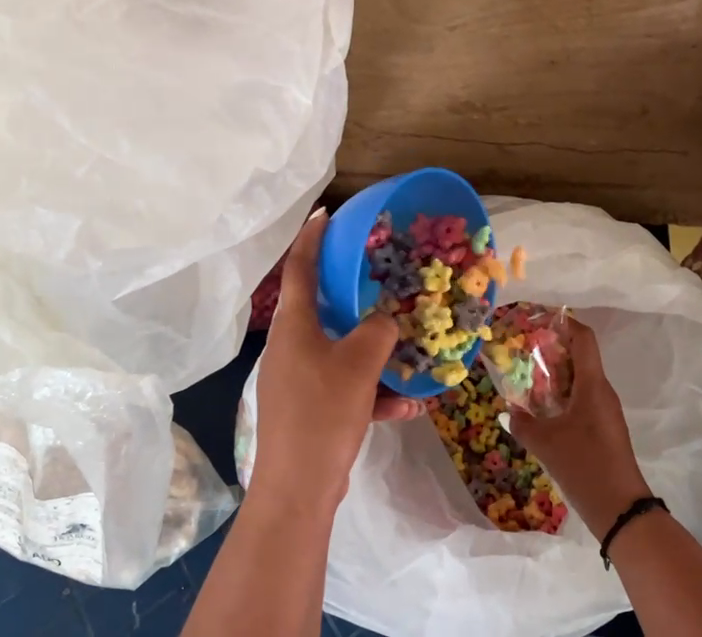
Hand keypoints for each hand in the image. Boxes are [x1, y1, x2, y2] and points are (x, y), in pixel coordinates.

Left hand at [249, 210, 421, 514]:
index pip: (300, 268)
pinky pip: (346, 388)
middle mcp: (291, 347)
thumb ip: (379, 331)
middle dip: (355, 295)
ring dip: (376, 353)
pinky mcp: (309, 411)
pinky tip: (408, 406)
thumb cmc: (323, 412)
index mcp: (294, 326)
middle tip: (383, 277)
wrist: (298, 489)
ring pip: (341, 352)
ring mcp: (298, 381)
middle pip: (324, 309)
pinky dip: (374, 393)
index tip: (326, 213)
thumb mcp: (360, 363)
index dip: (312, 238)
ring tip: (410, 350)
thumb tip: (386, 322)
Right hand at [507, 319, 652, 537]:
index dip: (564, 324)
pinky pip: (582, 401)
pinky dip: (562, 398)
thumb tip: (509, 411)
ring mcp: (605, 411)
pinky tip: (542, 413)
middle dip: (552, 352)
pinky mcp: (603, 430)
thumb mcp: (546, 444)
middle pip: (580, 358)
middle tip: (523, 354)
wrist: (620, 509)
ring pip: (580, 381)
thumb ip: (523, 423)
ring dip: (555, 378)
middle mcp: (602, 391)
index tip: (539, 321)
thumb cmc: (584, 465)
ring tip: (526, 383)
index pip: (583, 339)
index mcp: (593, 384)